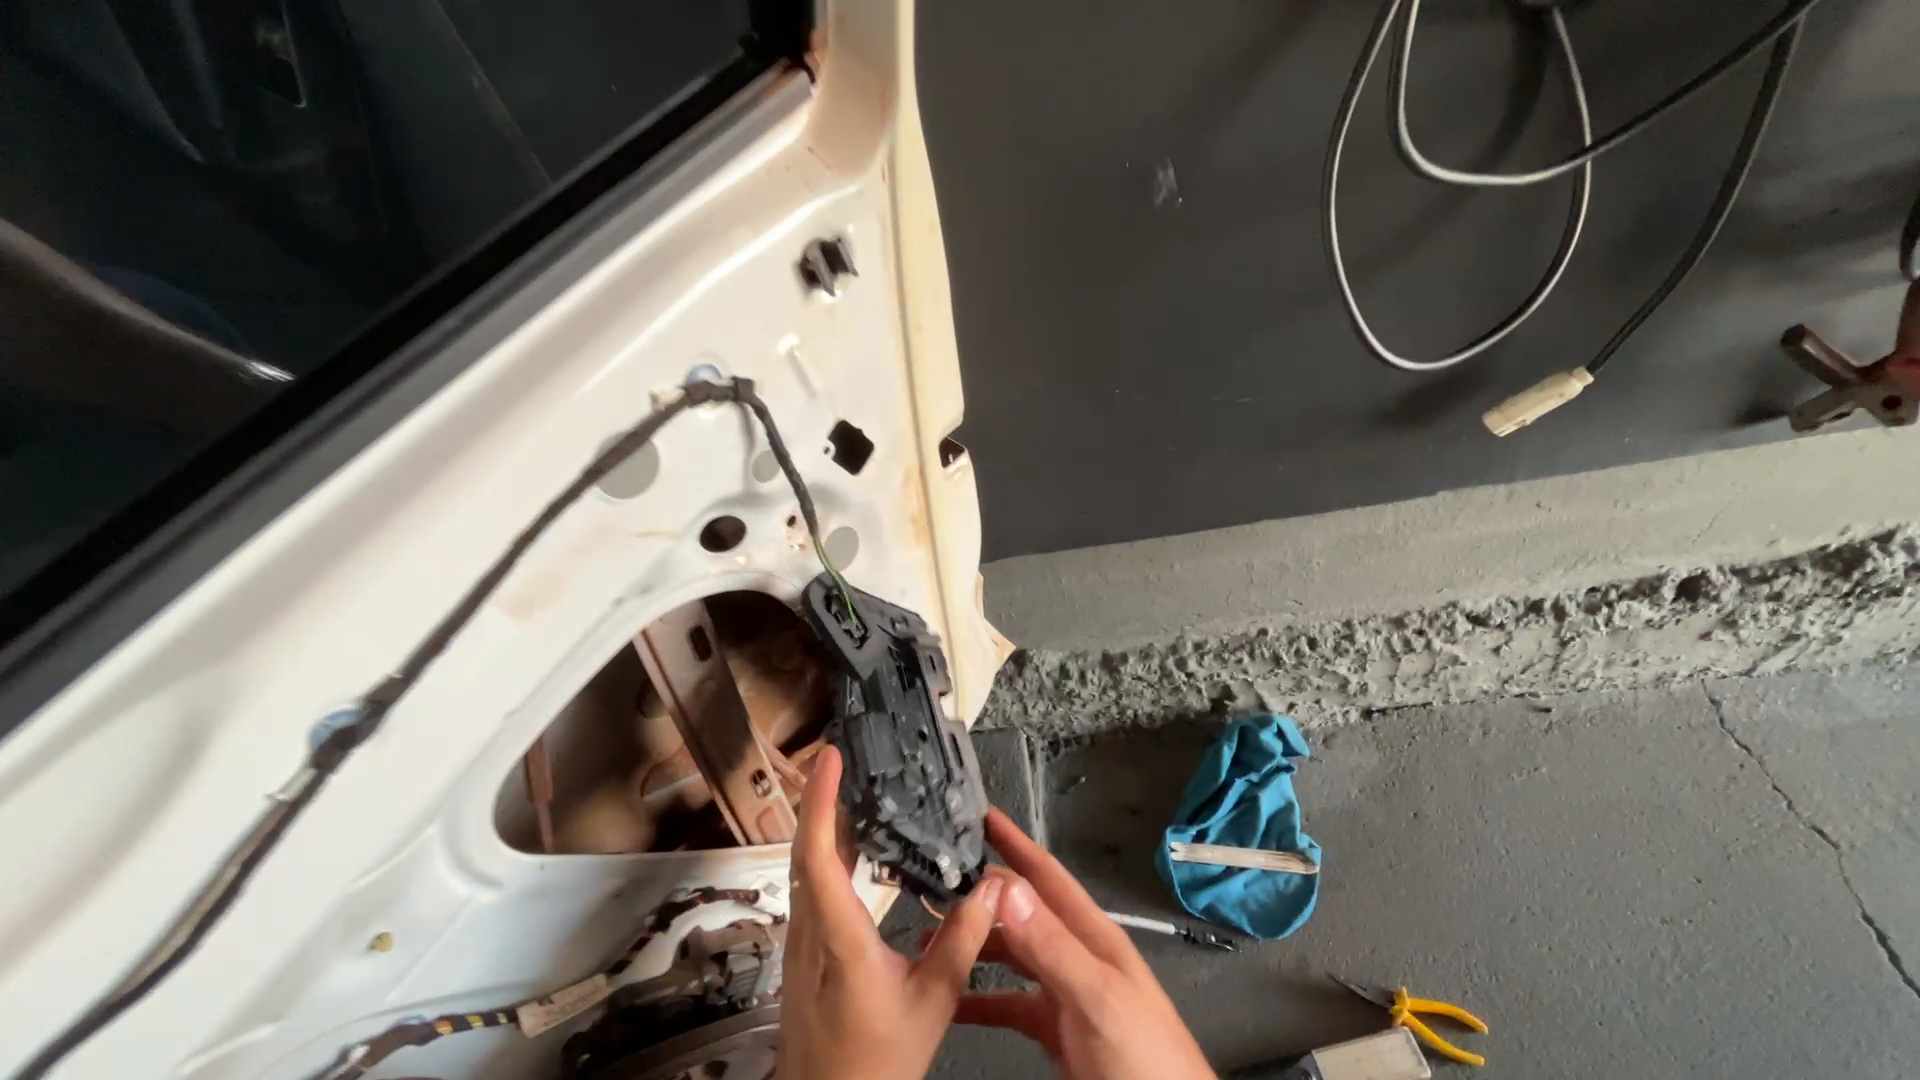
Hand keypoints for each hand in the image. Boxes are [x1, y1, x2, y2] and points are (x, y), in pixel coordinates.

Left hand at [777, 746, 1003, 1079]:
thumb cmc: (877, 1060)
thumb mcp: (932, 1002)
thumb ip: (962, 940)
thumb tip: (994, 888)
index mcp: (838, 938)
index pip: (820, 857)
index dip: (821, 803)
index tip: (828, 761)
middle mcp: (809, 931)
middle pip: (806, 851)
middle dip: (819, 798)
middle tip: (840, 759)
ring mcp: (799, 941)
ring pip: (805, 868)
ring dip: (823, 824)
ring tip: (851, 790)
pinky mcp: (802, 950)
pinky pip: (811, 887)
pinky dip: (827, 854)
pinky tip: (853, 848)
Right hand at [953, 809, 1214, 1079]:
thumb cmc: (1143, 1055)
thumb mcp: (1096, 996)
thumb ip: (1052, 945)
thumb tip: (1005, 887)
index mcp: (1091, 936)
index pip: (1046, 876)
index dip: (1015, 843)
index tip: (980, 814)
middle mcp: (1076, 954)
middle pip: (1022, 912)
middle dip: (983, 894)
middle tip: (936, 882)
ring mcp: (1066, 991)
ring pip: (1012, 955)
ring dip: (975, 946)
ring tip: (931, 940)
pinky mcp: (1056, 1028)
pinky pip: (1010, 1003)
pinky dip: (979, 999)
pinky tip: (950, 1001)